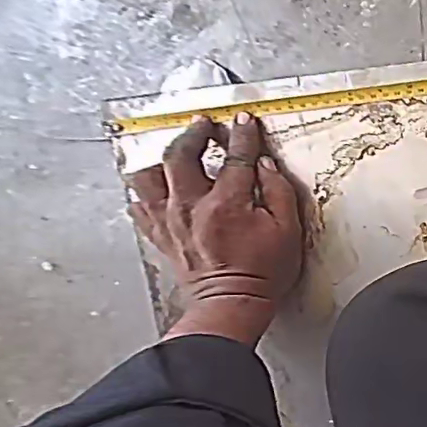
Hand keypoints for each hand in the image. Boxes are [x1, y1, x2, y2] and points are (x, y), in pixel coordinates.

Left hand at [128, 114, 304, 345]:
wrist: (233, 303)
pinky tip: (157, 187)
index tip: (245, 123)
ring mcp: (170, 220)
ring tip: (174, 154)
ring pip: (147, 175)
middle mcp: (191, 206)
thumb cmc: (263, 273)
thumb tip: (266, 166)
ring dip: (160, 160)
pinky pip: (139, 205)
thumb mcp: (288, 231)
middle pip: (181, 154)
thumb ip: (279, 192)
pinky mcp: (160, 235)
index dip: (243, 135)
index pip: (235, 156)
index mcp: (227, 203)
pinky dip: (145, 191)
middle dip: (194, 133)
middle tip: (204, 125)